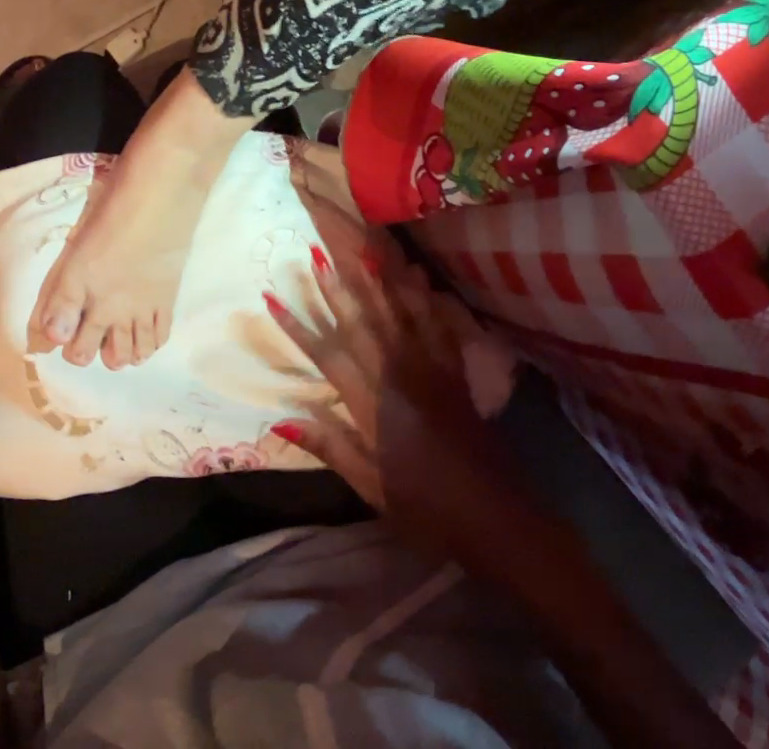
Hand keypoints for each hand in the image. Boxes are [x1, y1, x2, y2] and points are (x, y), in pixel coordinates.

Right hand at [266, 250, 510, 513]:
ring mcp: (432, 372)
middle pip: (364, 324)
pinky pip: (440, 328)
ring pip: (402, 317)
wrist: (496, 517)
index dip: (297, 327)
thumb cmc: (425, 508)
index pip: (327, 356)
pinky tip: (419, 279)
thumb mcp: (370, 486)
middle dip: (337, 289)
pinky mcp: (456, 375)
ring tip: (364, 251)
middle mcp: (401, 379)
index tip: (272, 297)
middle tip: (318, 254)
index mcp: (374, 407)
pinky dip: (426, 301)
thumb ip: (330, 447)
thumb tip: (281, 421)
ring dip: (380, 283)